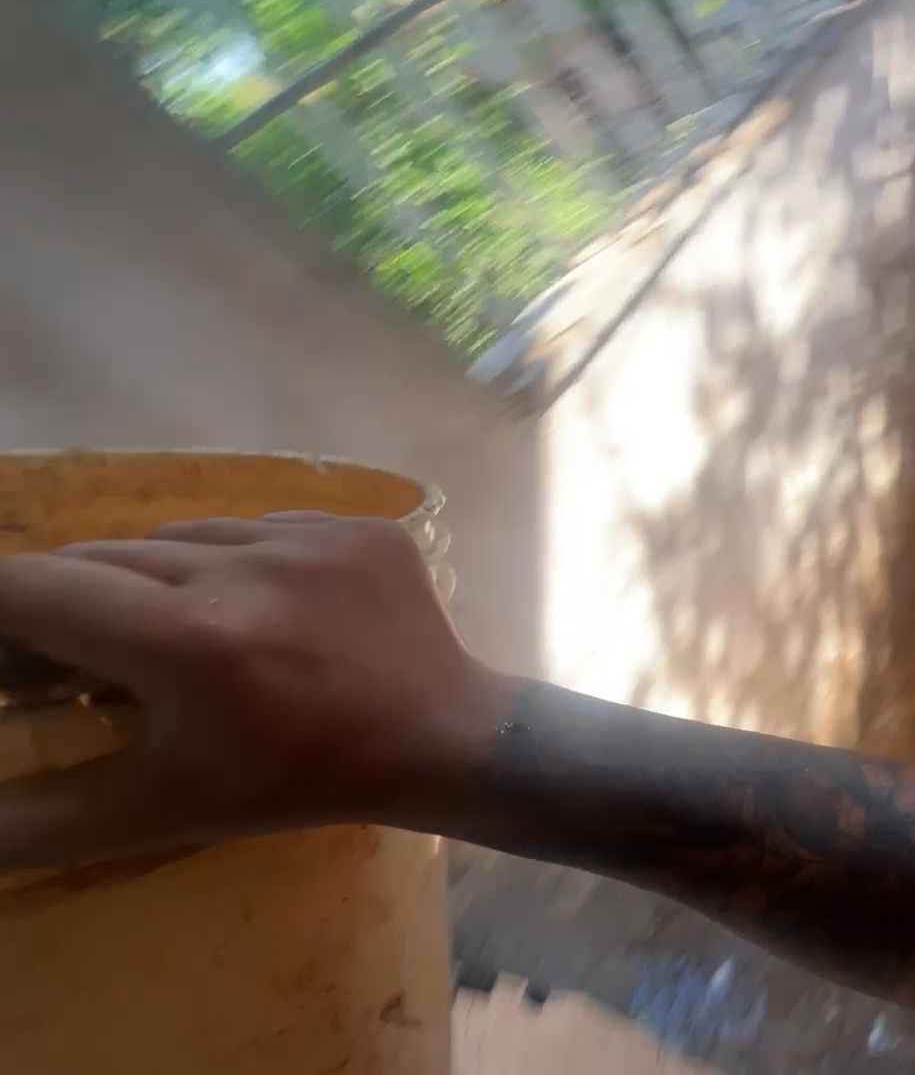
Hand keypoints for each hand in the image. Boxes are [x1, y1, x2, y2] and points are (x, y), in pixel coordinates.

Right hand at [0, 514, 505, 870]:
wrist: (441, 736)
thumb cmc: (302, 778)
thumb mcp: (148, 810)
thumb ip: (14, 816)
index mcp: (191, 636)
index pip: (23, 586)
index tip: (10, 654)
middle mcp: (257, 568)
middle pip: (102, 557)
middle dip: (74, 605)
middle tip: (99, 657)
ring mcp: (324, 539)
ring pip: (185, 535)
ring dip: (162, 577)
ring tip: (194, 633)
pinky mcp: (371, 531)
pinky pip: (267, 527)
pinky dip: (246, 562)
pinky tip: (272, 610)